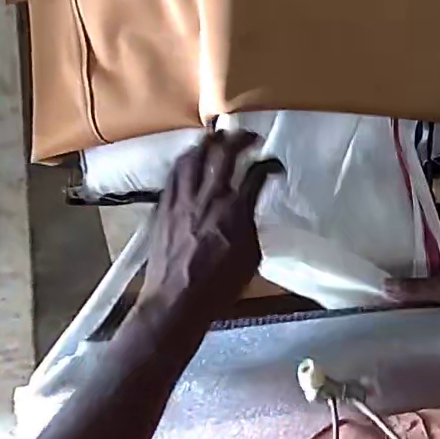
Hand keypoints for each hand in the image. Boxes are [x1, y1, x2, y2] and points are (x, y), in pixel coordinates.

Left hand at [138, 130, 282, 321]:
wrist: (175, 301)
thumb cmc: (219, 285)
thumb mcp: (251, 255)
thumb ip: (251, 225)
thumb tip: (250, 209)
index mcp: (236, 210)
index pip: (257, 173)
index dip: (270, 164)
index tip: (275, 166)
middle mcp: (209, 196)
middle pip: (225, 153)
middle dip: (240, 138)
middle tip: (250, 137)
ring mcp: (183, 199)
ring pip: (195, 156)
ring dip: (209, 142)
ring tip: (218, 137)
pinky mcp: (164, 206)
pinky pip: (175, 173)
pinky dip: (186, 160)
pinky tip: (191, 159)